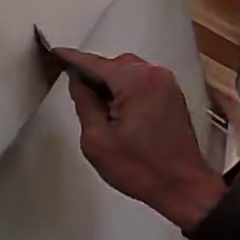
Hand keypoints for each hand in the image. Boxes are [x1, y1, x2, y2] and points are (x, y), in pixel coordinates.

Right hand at [54, 49, 226, 231]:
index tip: (55, 53)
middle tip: (79, 99)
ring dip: (111, 85)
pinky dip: (127, 90)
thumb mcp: (97, 140)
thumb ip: (84, 103)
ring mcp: (166, 83)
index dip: (71, 58)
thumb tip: (78, 82)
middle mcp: (154, 74)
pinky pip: (142, 81)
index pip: (94, 63)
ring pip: (128, 72)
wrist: (184, 186)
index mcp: (135, 81)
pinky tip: (119, 113)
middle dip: (94, 77)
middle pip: (112, 65)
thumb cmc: (142, 168)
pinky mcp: (172, 95)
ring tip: (100, 113)